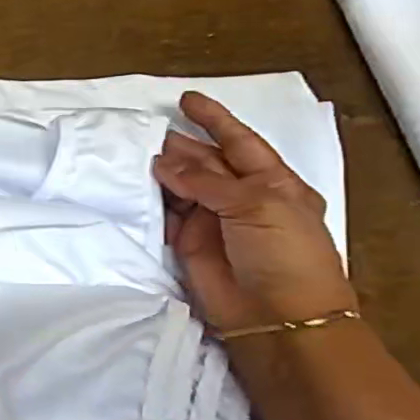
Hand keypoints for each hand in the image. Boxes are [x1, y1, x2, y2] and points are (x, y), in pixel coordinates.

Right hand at [153, 91, 356, 334]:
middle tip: (147, 132)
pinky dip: (154, 202)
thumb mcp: (256, 204)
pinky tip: (137, 188)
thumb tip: (164, 164)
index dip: (214, 120)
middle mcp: (243, 198)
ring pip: (183, 186)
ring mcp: (215, 221)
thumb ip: (207, 181)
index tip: (187, 99)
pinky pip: (169, 215)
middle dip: (181, 146)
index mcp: (272, 182)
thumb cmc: (284, 253)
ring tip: (136, 155)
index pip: (239, 141)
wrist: (278, 320)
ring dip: (164, 172)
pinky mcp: (191, 245)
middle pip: (206, 162)